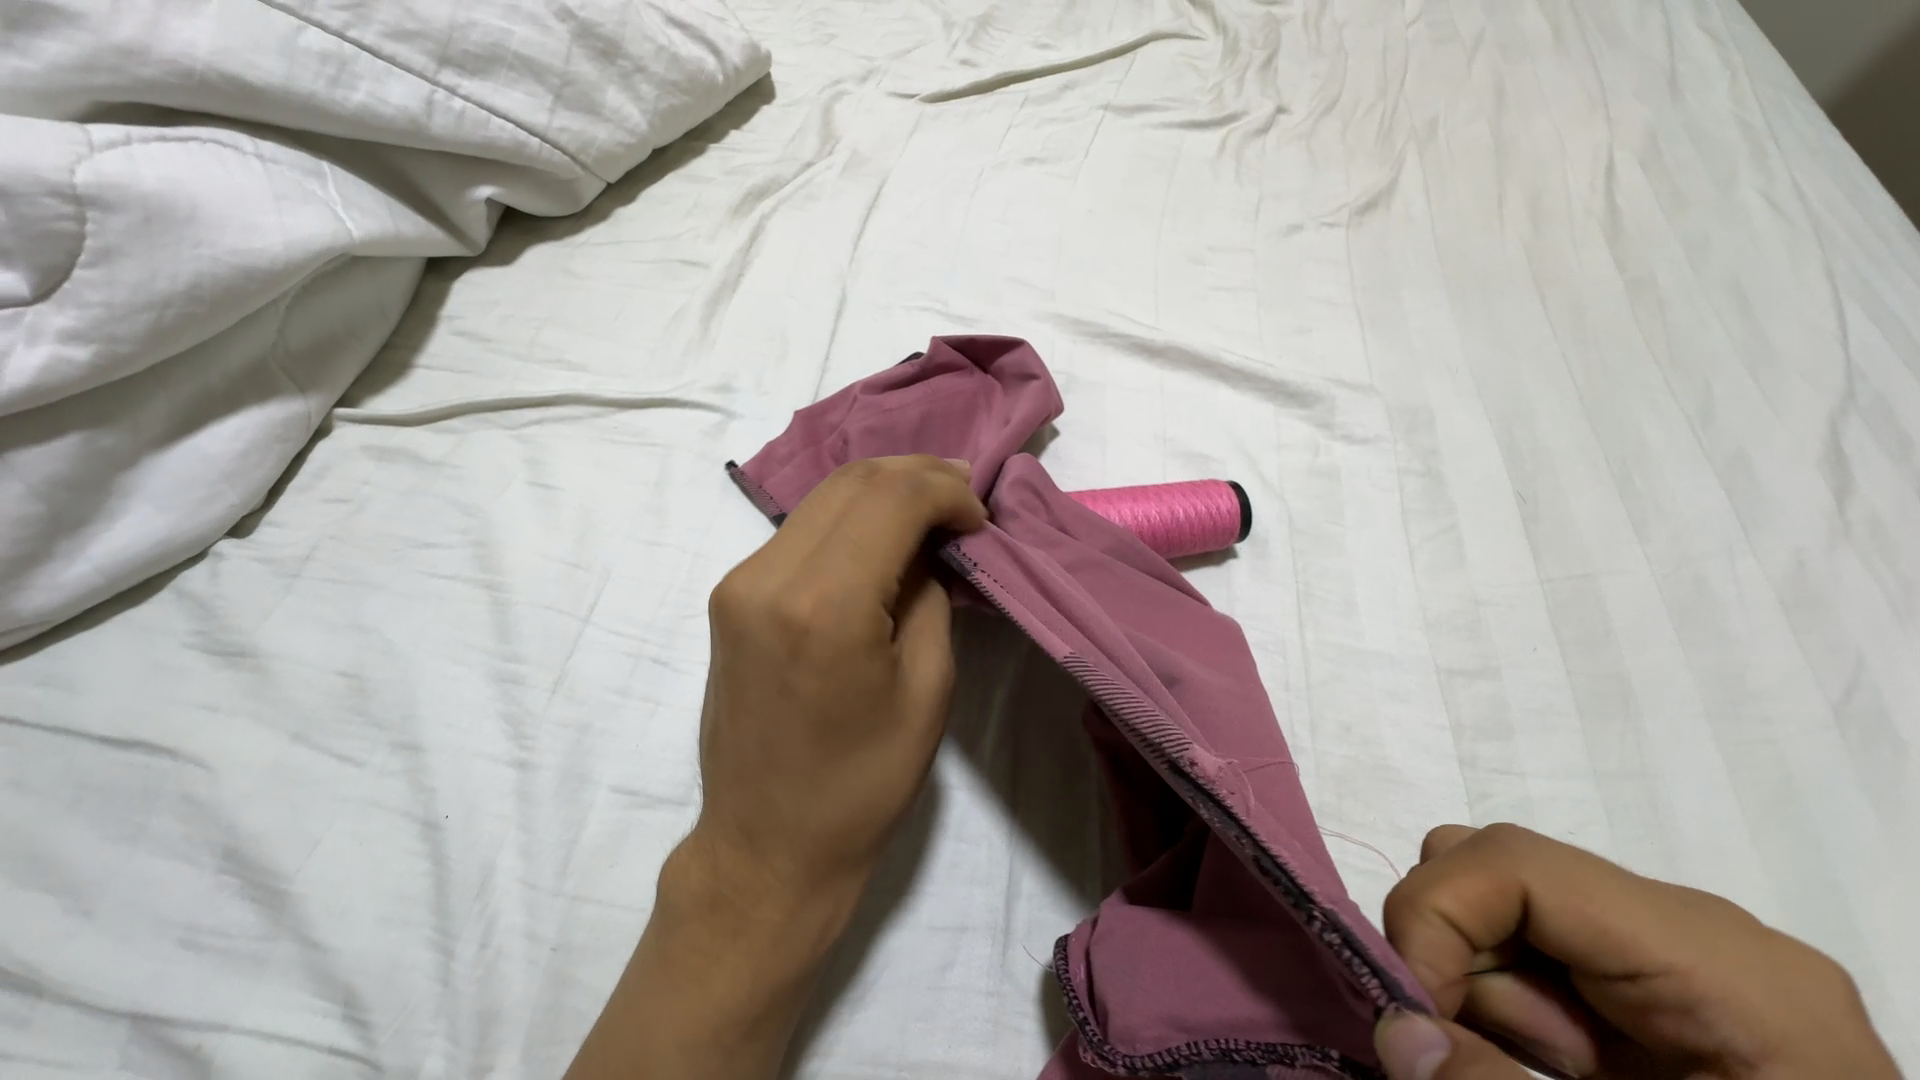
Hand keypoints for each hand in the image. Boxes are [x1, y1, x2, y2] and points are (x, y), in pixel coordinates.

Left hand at [565, 455, 986, 1079]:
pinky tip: (882, 538)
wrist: (767, 843)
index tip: (979, 518)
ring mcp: (738, 583)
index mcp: (824, 605)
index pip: (891, 498)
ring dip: (881, 492)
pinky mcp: (730, 597)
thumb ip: (928, 595)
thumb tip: (928, 545)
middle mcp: (768, 577)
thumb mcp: (927, 688)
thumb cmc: (862, 783)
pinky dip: (848, 520)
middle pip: (851, 482)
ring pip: (821, 499)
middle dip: (917, 476)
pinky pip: (799, 531)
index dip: (945, 491)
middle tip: (963, 495)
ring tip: (932, 509)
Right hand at [1372, 824, 1899, 1079]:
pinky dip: (1513, 1004)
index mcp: (1721, 965)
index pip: (1519, 864)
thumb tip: (1393, 1033)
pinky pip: (1544, 953)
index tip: (1408, 1012)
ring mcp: (1682, 956)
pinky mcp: (1664, 988)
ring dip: (1483, 985)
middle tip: (1484, 1052)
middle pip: (1503, 870)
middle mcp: (1700, 934)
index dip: (1433, 914)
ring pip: (1509, 907)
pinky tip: (1561, 1066)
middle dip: (1456, 954)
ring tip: (1545, 1071)